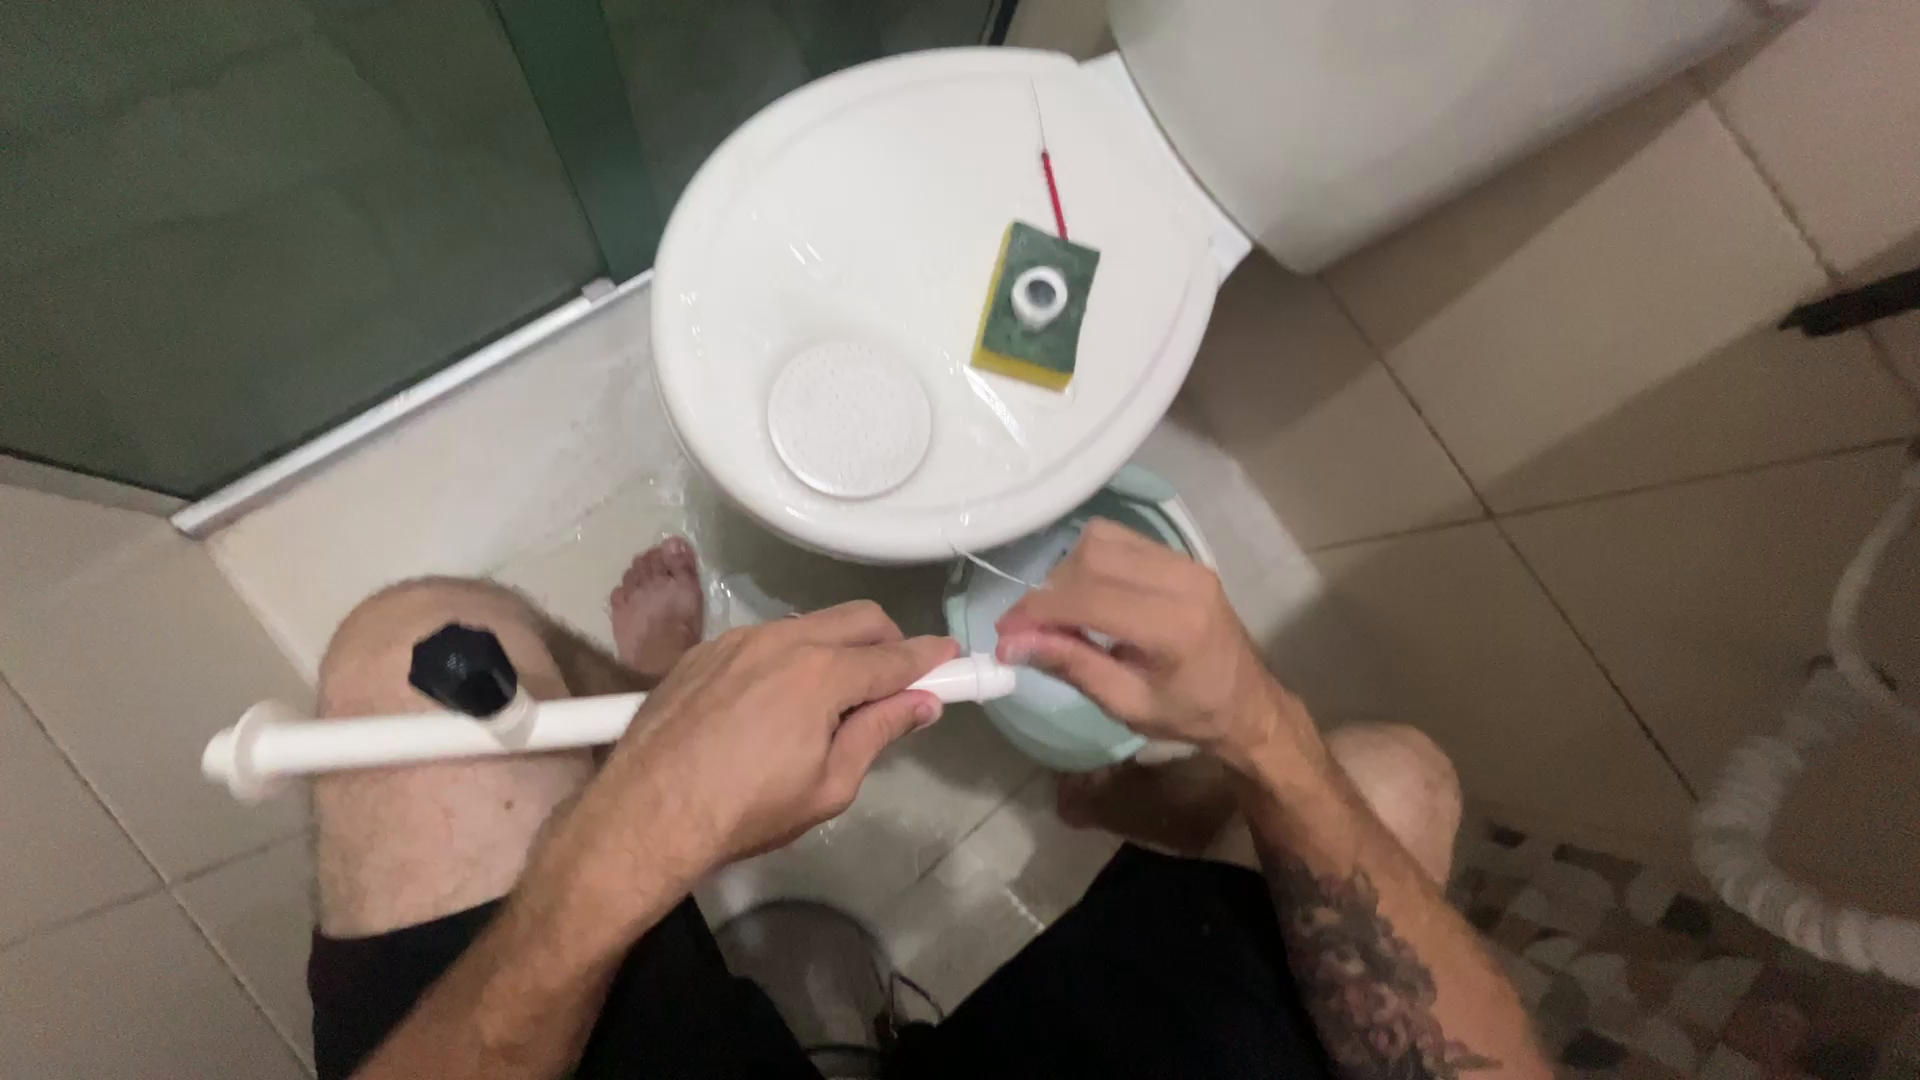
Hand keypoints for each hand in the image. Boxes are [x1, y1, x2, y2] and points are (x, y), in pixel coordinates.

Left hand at [536, 602, 957, 920]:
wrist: (642, 816)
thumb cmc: (746, 811)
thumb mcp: (830, 785)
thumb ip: (880, 732)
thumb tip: (922, 703)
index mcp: (821, 674)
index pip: (896, 657)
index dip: (932, 659)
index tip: (954, 659)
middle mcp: (784, 639)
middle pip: (860, 618)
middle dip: (890, 641)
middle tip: (895, 681)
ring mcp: (740, 638)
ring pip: (813, 624)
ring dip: (838, 649)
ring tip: (827, 701)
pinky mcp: (706, 649)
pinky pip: (768, 639)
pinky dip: (791, 657)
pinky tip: (773, 702)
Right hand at [994, 519, 1320, 777]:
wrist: (1248, 702)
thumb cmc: (1189, 714)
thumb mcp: (1125, 704)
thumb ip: (1070, 665)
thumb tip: (1011, 644)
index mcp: (1176, 626)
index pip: (1090, 598)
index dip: (1038, 610)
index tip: (1005, 631)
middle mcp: (1183, 580)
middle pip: (1092, 557)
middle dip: (1050, 591)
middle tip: (1031, 628)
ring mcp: (1185, 560)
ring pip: (1102, 539)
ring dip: (1068, 572)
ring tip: (1062, 611)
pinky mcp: (1181, 555)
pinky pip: (1120, 538)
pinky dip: (1091, 560)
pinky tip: (1088, 593)